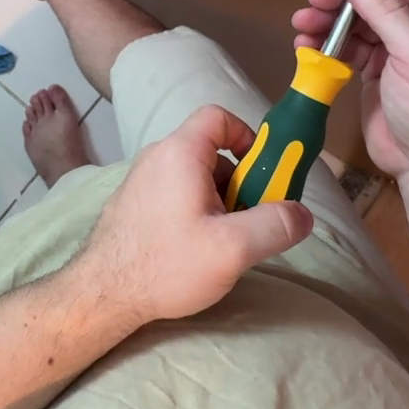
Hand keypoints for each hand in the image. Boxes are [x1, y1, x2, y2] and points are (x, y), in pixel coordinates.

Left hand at [71, 105, 312, 324]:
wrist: (105, 291)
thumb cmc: (167, 263)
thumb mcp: (233, 248)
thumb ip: (275, 225)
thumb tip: (303, 214)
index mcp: (180, 152)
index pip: (217, 117)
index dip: (247, 135)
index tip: (265, 171)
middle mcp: (157, 156)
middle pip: (210, 151)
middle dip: (239, 181)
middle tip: (252, 220)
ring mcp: (142, 178)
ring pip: (194, 174)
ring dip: (219, 199)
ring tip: (225, 242)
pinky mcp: (134, 200)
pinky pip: (175, 190)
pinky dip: (196, 208)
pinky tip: (198, 247)